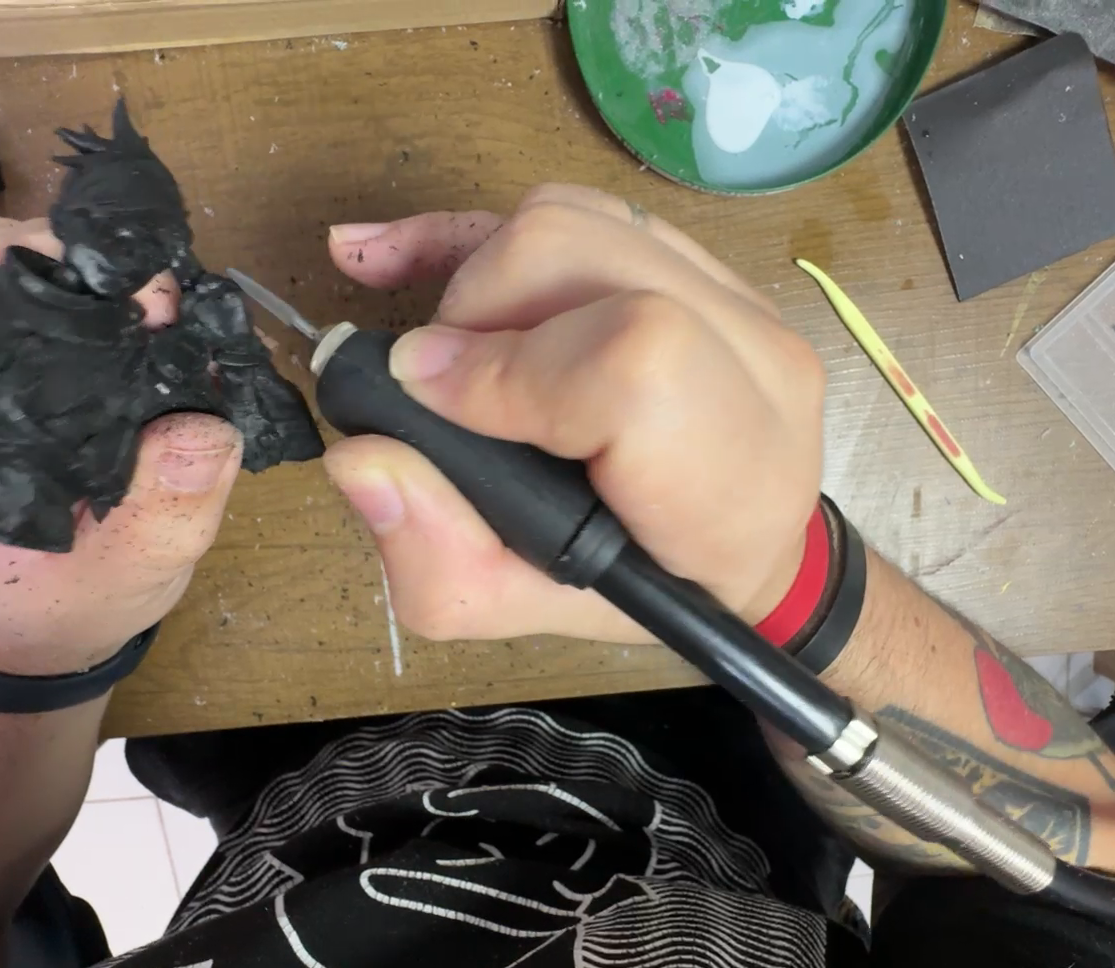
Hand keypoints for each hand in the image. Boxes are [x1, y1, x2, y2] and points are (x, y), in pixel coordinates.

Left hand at [0, 206, 241, 674]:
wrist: (76, 595)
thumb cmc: (65, 600)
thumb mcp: (121, 581)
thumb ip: (157, 522)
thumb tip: (201, 430)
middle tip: (83, 262)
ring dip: (39, 255)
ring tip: (141, 291)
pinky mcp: (2, 341)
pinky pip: (16, 275)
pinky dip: (79, 270)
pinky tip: (139, 293)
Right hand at [322, 184, 824, 643]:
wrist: (736, 539)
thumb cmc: (646, 588)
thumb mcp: (535, 611)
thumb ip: (446, 561)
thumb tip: (360, 458)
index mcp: (725, 477)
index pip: (628, 361)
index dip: (506, 368)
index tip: (423, 396)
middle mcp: (753, 367)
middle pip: (581, 256)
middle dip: (472, 311)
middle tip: (438, 387)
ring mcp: (738, 300)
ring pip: (574, 220)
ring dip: (478, 277)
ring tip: (451, 352)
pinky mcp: (703, 265)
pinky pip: (586, 209)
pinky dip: (481, 230)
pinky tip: (403, 257)